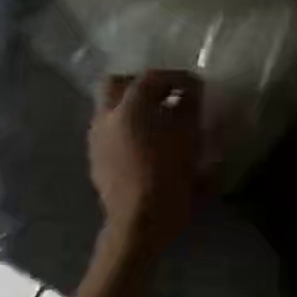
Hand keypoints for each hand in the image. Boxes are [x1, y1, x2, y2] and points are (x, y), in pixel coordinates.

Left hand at [88, 70, 204, 252]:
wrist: (142, 219)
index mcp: (131, 108)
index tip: (199, 86)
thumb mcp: (192, 135)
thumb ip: (190, 107)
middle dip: (143, 84)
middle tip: (169, 93)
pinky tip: (150, 142)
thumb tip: (191, 94)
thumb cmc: (172, 173)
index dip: (179, 78)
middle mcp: (107, 117)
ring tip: (162, 119)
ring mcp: (97, 139)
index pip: (153, 77)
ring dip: (135, 107)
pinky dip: (129, 127)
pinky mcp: (97, 159)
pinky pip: (111, 131)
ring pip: (111, 108)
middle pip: (117, 83)